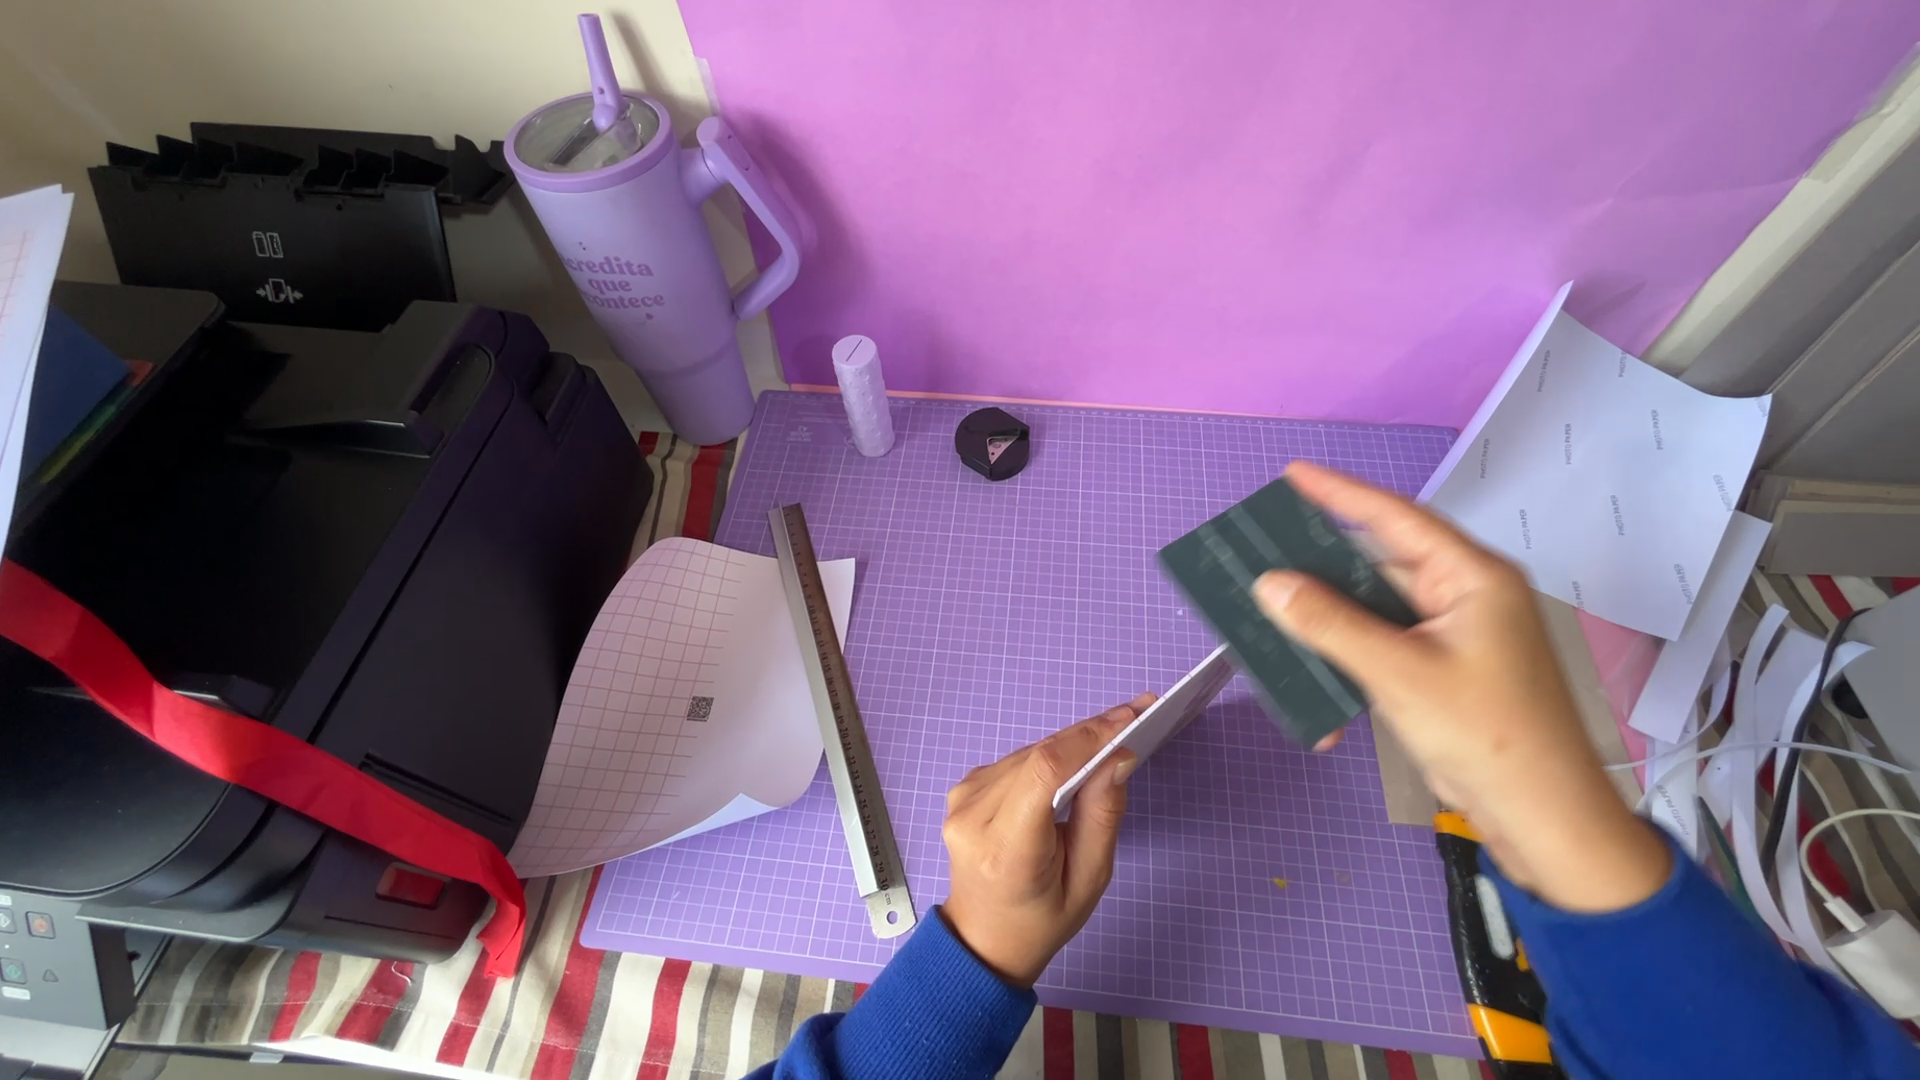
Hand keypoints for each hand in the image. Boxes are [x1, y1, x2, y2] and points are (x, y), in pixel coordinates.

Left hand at [941, 696, 1153, 985]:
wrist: (982, 936)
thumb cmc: (1042, 920)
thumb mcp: (1089, 880)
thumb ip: (1102, 816)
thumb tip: (1118, 756)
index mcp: (1004, 848)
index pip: (1044, 772)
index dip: (1088, 739)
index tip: (1130, 719)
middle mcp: (973, 814)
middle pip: (1039, 756)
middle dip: (1090, 735)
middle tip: (1138, 714)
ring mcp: (963, 797)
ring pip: (1030, 753)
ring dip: (1073, 743)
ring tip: (1117, 731)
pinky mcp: (965, 787)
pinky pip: (1018, 761)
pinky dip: (1052, 756)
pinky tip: (1080, 755)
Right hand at [1253, 463, 1669, 912]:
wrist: (1544, 821)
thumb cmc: (1485, 734)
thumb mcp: (1397, 672)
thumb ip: (1328, 623)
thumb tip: (1270, 584)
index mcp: (1470, 578)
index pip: (1395, 518)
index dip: (1341, 492)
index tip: (1293, 475)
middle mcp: (1461, 596)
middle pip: (1376, 566)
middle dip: (1319, 571)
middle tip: (1264, 558)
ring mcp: (1451, 636)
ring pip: (1371, 612)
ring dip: (1327, 629)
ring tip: (1274, 626)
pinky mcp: (1440, 671)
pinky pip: (1378, 648)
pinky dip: (1346, 664)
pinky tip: (1318, 691)